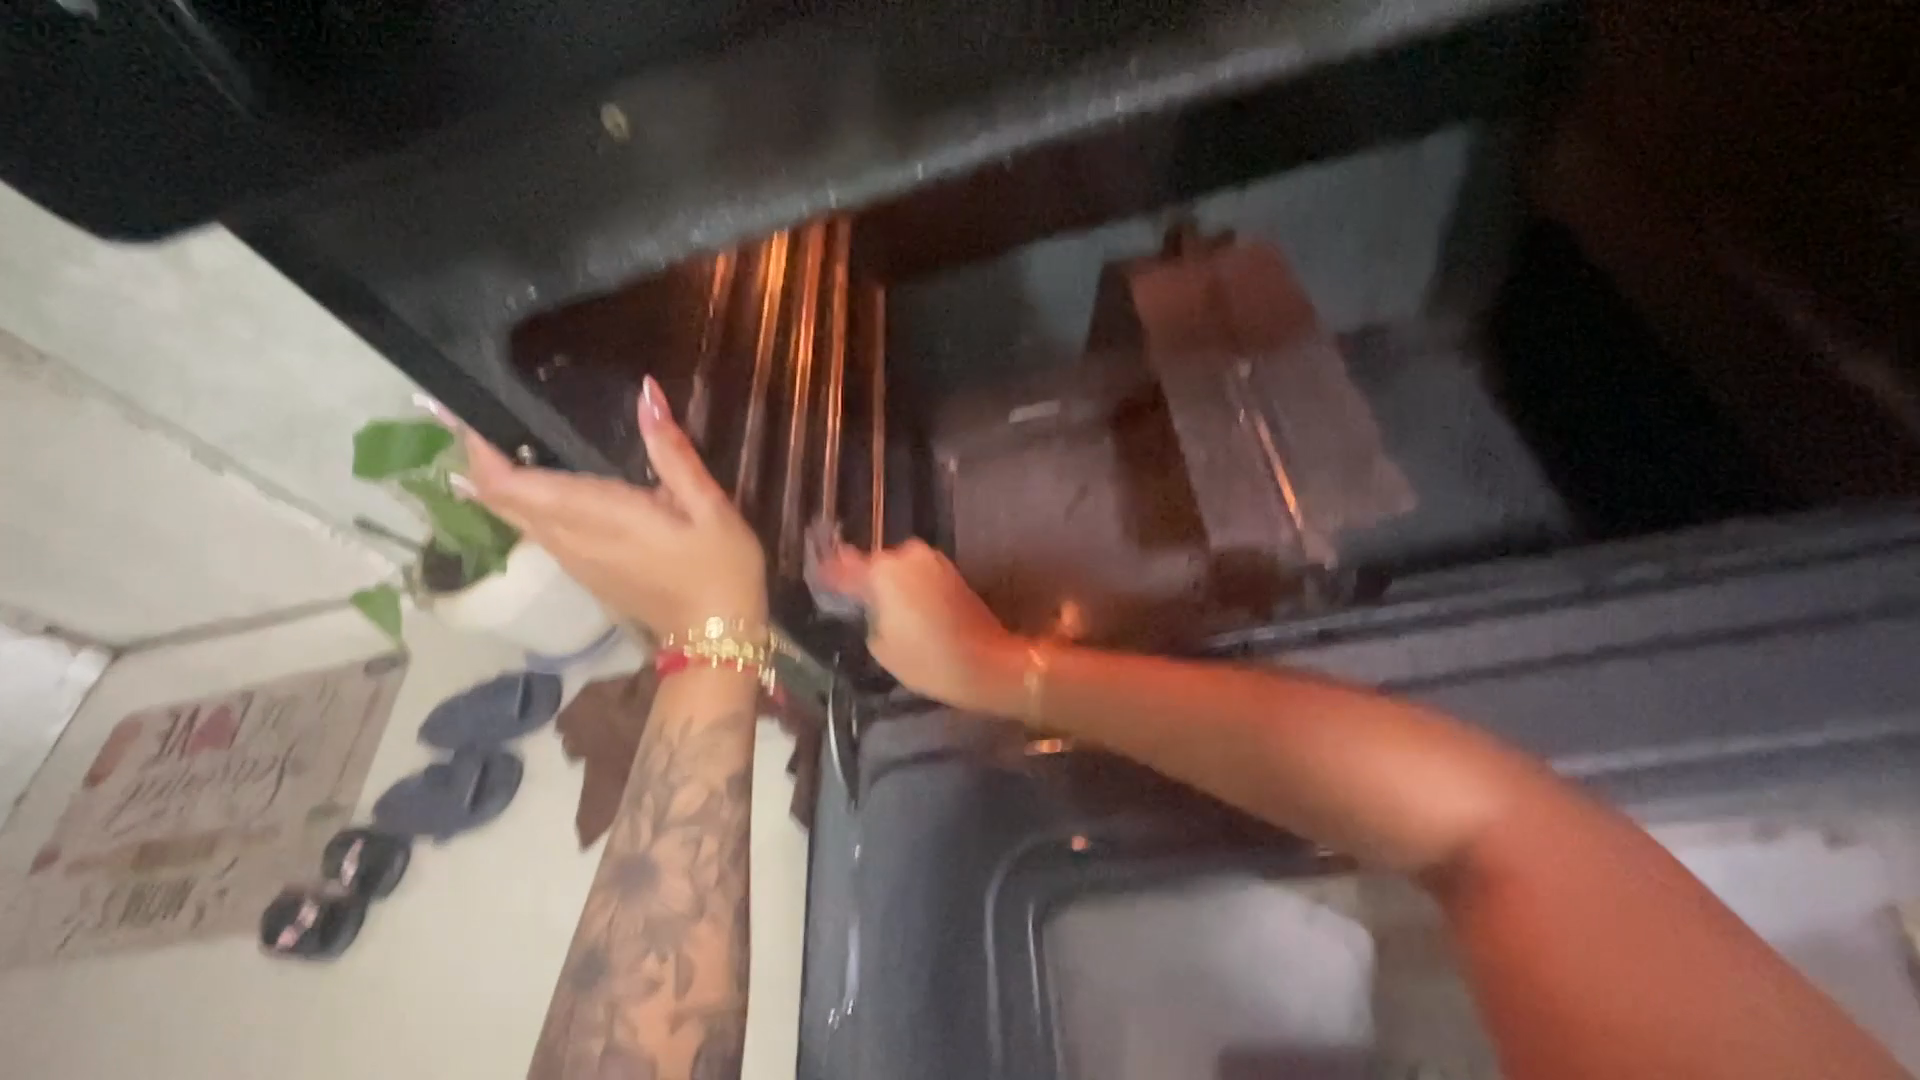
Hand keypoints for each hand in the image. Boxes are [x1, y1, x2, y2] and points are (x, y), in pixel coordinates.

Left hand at [457, 376, 766, 636]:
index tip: (469, 410)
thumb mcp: (709, 506)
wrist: (716, 636)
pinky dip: (525, 501)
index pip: (511, 485)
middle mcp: (570, 540)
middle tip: (482, 414)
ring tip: (509, 436)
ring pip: (514, 516)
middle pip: (499, 500)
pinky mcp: (581, 572)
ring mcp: (572, 560)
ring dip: (501, 480)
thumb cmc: (720, 568)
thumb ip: (672, 451)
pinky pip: (535, 530)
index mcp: (598, 516)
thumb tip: (646, 392)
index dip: (479, 449)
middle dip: (480, 458)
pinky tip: (546, 479)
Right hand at [817, 539, 1022, 709]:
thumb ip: (866, 614)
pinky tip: (903, 610)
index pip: (843, 568)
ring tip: (879, 610)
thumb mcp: (880, 645)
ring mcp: (932, 561)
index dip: (827, 575)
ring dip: (888, 584)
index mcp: (882, 571)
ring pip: (898, 570)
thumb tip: (865, 604)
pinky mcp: (950, 572)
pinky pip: (917, 576)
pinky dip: (908, 588)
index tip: (816, 579)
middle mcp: (906, 556)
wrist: (987, 663)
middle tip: (852, 603)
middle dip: (863, 580)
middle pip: (873, 565)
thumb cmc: (927, 660)